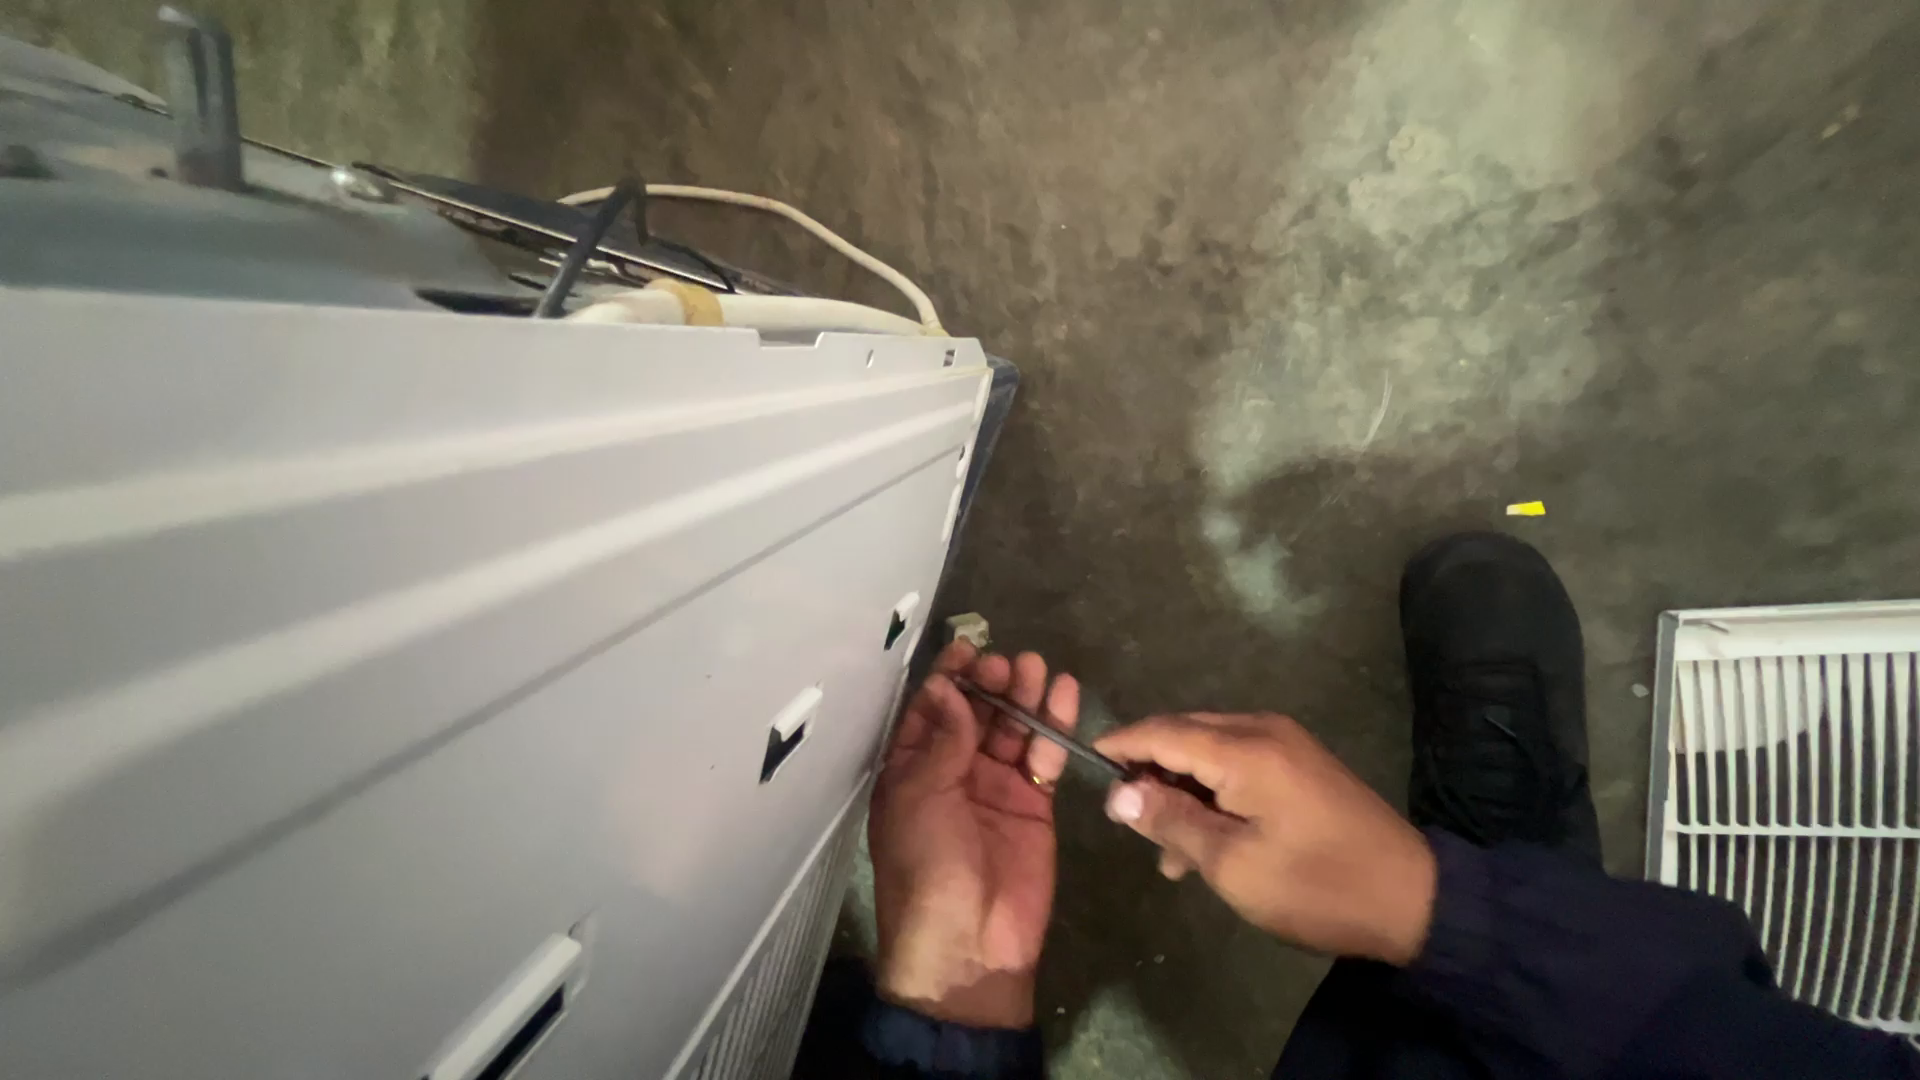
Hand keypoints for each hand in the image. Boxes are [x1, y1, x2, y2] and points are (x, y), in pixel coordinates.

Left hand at [868, 642, 1078, 1027]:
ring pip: (1011, 729)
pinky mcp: (1034, 803)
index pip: (931, 710)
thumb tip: (946, 685)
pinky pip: (1043, 757)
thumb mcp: (921, 796)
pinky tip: (1065, 696)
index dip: (948, 677)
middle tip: (1006, 664)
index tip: (968, 647)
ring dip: (1023, 698)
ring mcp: (996, 786)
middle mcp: (953, 771)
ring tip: (1036, 668)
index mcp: (913, 769)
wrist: (971, 945)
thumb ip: (942, 739)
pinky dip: (1054, 728)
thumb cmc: (928, 867)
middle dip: (989, 684)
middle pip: (975, 714)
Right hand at [1092, 712, 1436, 965]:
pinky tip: (1203, 837)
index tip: (1088, 759)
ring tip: (1164, 846)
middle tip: (1125, 813)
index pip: (1162, 732)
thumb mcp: (1234, 865)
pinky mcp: (1297, 759)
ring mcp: (1284, 741)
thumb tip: (1118, 795)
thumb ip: (1171, 822)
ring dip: (1180, 787)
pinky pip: (1235, 760)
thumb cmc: (1317, 885)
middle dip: (1149, 769)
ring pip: (1207, 749)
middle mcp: (1261, 729)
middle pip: (1182, 734)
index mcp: (1244, 750)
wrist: (1415, 899)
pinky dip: (1210, 790)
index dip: (1122, 745)